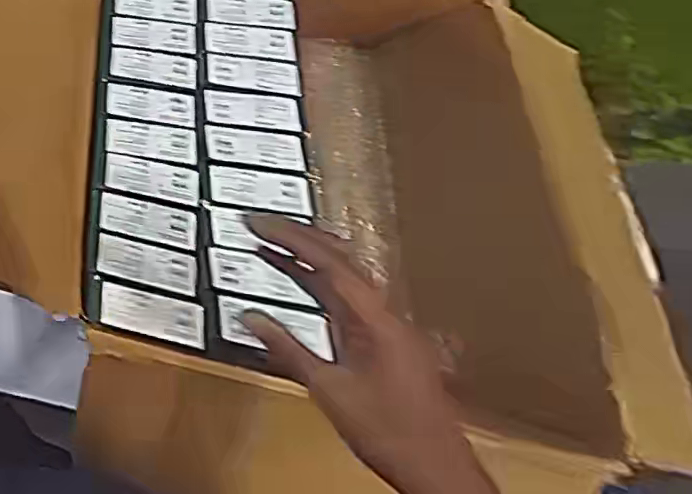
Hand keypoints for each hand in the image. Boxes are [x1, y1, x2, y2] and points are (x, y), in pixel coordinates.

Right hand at [242, 215, 497, 493]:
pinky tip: (300, 278)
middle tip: (262, 223)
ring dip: (308, 254)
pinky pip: (347, 295)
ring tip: (273, 241)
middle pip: (338, 256)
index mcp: (375, 317)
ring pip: (343, 273)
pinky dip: (319, 280)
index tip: (259, 223)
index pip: (327, 259)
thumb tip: (250, 317)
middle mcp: (384, 312)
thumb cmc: (393, 435)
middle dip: (297, 235)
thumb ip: (287, 349)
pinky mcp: (385, 338)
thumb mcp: (330, 390)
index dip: (289, 236)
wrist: (441, 476)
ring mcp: (387, 324)